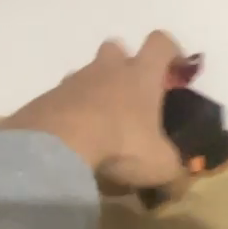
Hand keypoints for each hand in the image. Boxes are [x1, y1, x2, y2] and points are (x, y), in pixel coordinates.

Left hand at [0, 31, 188, 191]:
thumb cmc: (121, 145)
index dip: (170, 51)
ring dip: (95, 92)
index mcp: (141, 76)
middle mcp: (107, 70)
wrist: (59, 147)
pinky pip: (63, 100)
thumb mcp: (160, 165)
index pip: (160, 43)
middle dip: (123, 66)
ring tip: (100, 126)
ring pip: (87, 75)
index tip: (174, 68)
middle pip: (116, 49)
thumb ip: (174, 171)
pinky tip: (74, 141)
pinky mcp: (47, 99)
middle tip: (130, 96)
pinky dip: (71, 114)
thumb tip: (180, 184)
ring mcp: (74, 81)